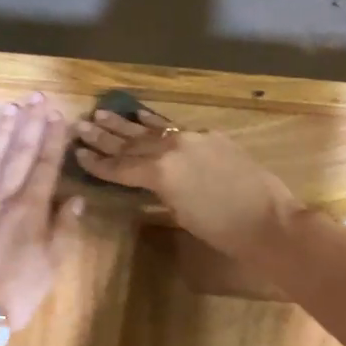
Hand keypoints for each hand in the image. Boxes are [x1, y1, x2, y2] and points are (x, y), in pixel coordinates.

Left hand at [0, 95, 83, 333]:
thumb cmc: (15, 292)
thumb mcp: (50, 264)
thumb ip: (63, 228)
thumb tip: (76, 199)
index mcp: (31, 208)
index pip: (45, 165)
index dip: (53, 139)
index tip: (58, 114)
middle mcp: (3, 197)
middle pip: (18, 154)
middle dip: (29, 124)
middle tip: (35, 97)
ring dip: (2, 133)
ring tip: (10, 109)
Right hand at [73, 109, 299, 258]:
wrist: (268, 220)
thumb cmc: (222, 230)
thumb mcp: (181, 214)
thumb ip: (161, 192)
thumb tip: (150, 182)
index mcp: (159, 173)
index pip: (121, 166)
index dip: (98, 162)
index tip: (77, 153)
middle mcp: (171, 148)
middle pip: (132, 142)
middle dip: (105, 137)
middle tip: (80, 126)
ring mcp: (193, 137)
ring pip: (152, 129)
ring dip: (126, 124)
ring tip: (102, 114)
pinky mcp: (212, 136)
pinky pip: (176, 128)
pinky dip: (156, 123)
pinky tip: (143, 115)